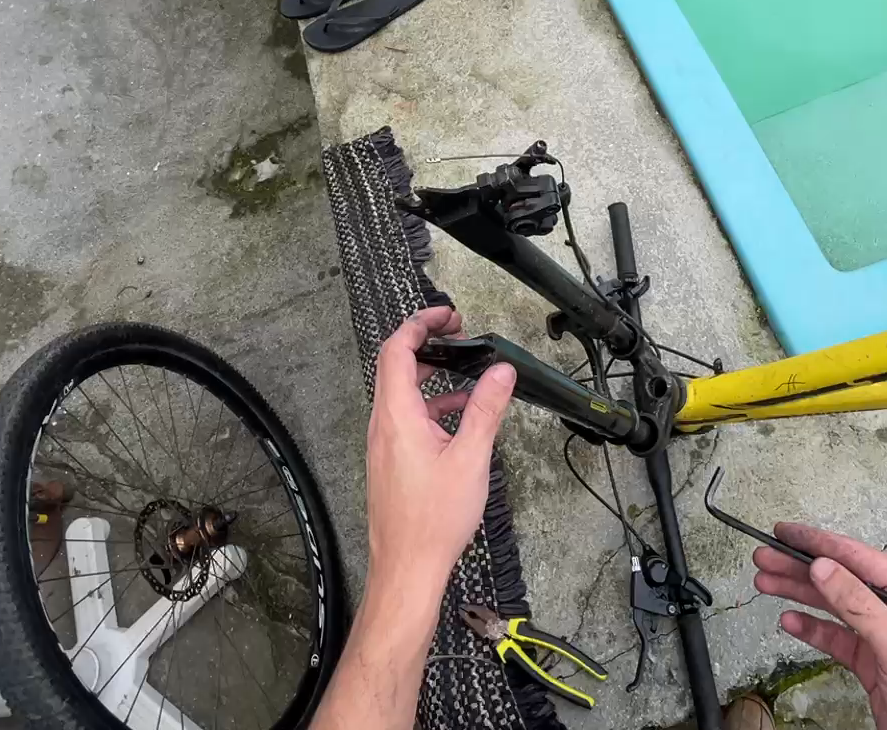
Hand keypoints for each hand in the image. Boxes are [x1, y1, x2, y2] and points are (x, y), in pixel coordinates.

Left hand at [364, 307, 516, 593]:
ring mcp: (385, 442)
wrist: (407, 571)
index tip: (449, 315)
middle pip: (397, 364)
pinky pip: (408, 416)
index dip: (420, 324)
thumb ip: (486, 409)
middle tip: (459, 332)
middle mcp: (384, 424)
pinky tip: (462, 413)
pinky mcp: (392, 459)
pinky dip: (433, 403)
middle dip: (428, 342)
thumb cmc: (433, 521)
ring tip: (468, 369)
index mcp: (397, 416)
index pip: (397, 350)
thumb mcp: (470, 458)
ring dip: (433, 373)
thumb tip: (502, 371)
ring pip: (404, 392)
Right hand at [754, 524, 886, 729]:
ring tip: (765, 582)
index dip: (820, 543)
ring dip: (798, 593)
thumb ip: (860, 605)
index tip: (787, 532)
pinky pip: (834, 637)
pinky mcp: (871, 663)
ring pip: (832, 605)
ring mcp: (883, 637)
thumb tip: (823, 566)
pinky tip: (789, 621)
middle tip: (765, 556)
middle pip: (840, 579)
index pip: (860, 559)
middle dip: (800, 567)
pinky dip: (810, 628)